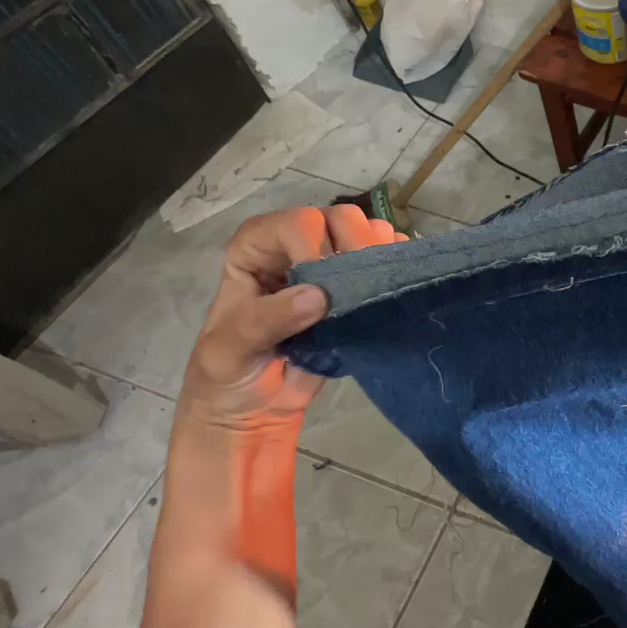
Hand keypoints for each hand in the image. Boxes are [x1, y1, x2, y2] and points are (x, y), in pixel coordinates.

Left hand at [180, 205, 402, 436]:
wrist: (258, 409)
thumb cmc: (230, 375)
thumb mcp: (229, 352)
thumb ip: (265, 322)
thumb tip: (318, 296)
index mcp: (256, 252)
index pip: (290, 223)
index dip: (310, 244)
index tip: (319, 287)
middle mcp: (295, 247)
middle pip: (336, 218)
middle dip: (354, 243)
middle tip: (361, 281)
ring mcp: (330, 262)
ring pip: (366, 229)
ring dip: (379, 251)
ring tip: (377, 285)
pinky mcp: (358, 281)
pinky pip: (387, 253)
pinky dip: (397, 261)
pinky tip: (393, 282)